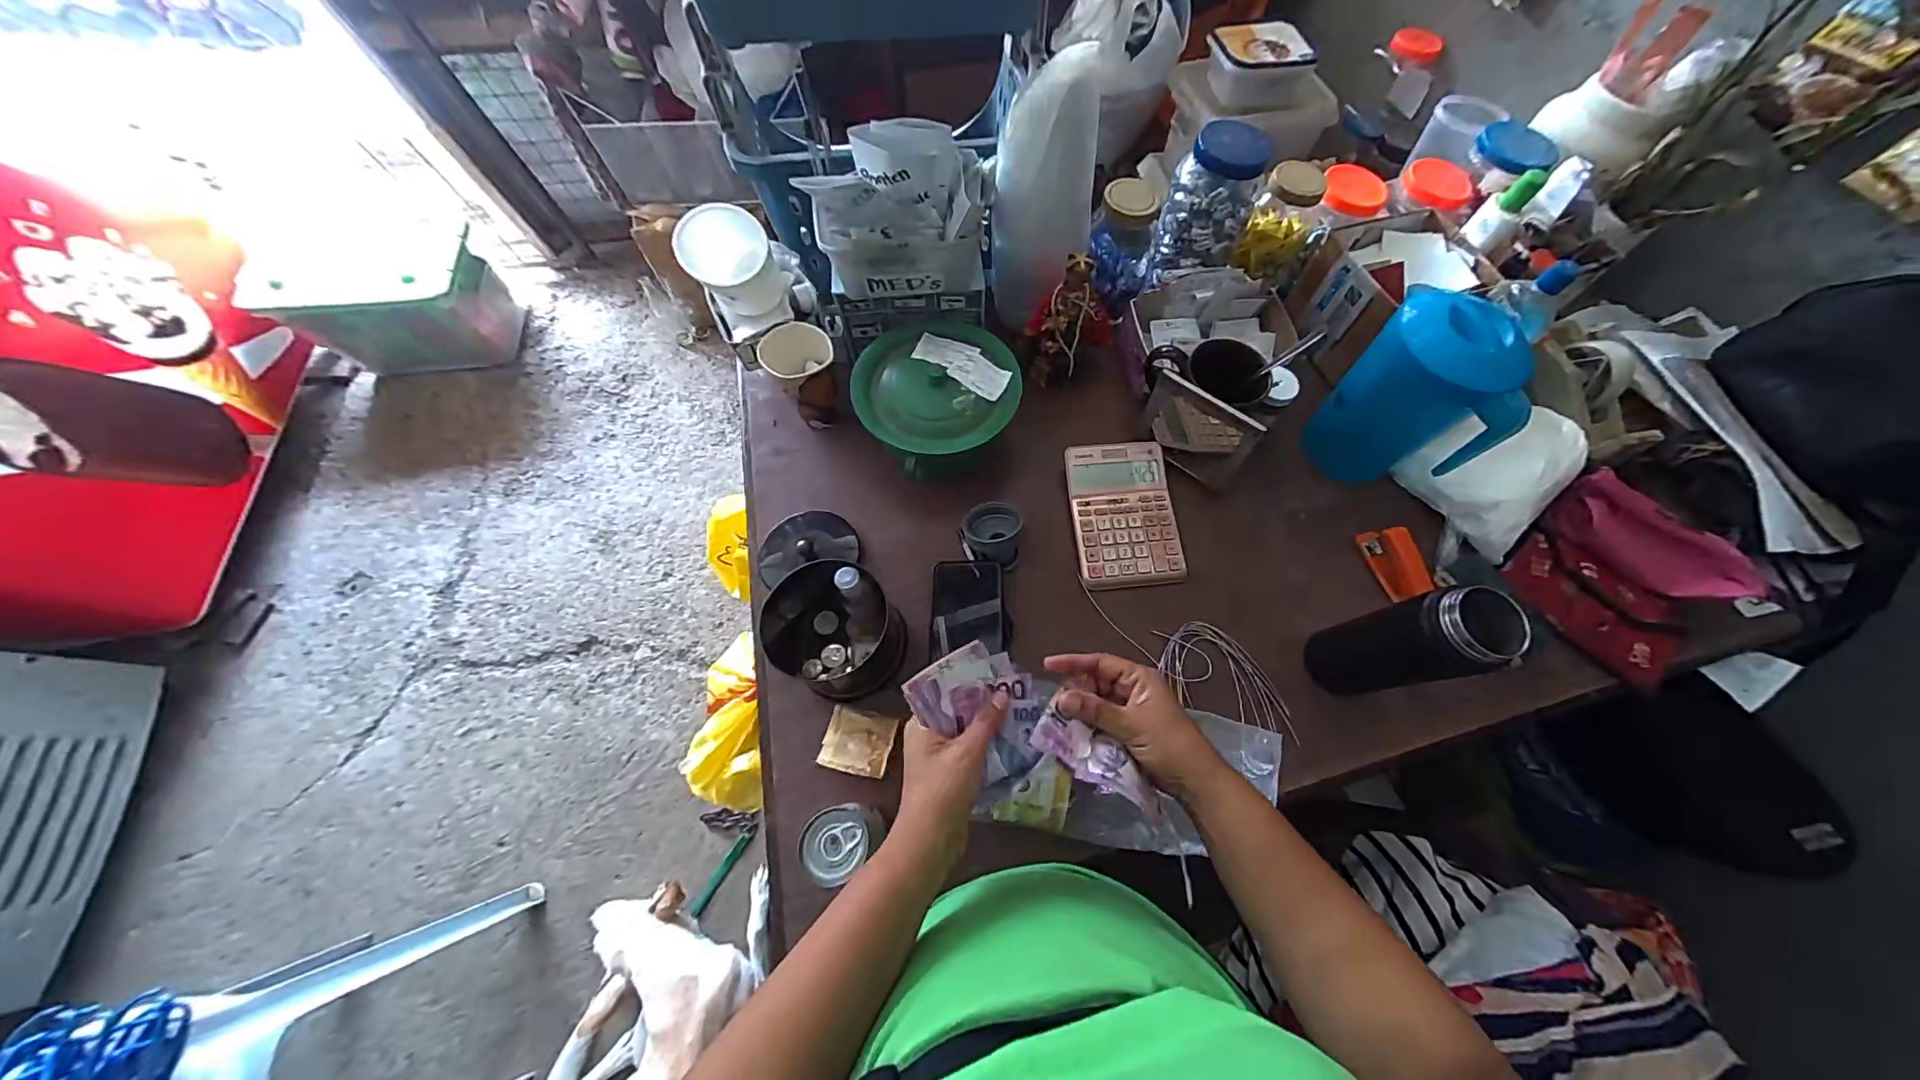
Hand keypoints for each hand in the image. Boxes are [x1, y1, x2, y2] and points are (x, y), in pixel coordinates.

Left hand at [891, 691, 1006, 877]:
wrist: (930, 842)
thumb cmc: (943, 791)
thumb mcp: (968, 752)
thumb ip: (986, 721)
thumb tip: (1001, 693)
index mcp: (921, 724)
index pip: (943, 693)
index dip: (969, 683)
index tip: (996, 675)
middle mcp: (926, 736)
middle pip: (957, 712)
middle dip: (983, 704)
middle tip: (1014, 693)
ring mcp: (937, 757)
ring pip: (965, 733)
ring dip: (987, 726)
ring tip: (1017, 714)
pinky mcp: (949, 775)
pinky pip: (969, 752)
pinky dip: (986, 747)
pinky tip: (1009, 742)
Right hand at [1043, 653, 1229, 804]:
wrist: (1193, 780)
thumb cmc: (1167, 744)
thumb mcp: (1130, 725)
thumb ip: (1095, 710)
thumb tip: (1061, 697)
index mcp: (1139, 679)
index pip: (1101, 663)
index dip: (1073, 663)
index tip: (1047, 665)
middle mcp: (1133, 690)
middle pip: (1096, 683)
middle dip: (1075, 690)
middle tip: (1053, 702)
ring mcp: (1130, 711)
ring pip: (1097, 704)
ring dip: (1079, 710)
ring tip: (1057, 717)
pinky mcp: (1127, 730)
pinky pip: (1101, 721)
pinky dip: (1088, 725)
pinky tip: (1072, 730)